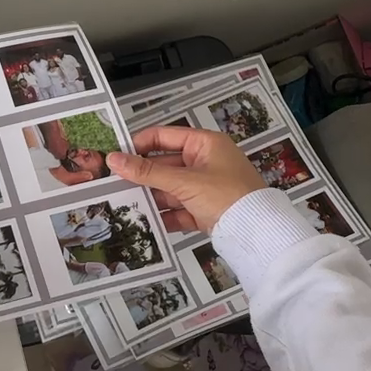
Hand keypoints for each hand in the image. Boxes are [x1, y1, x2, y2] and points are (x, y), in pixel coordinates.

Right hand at [108, 126, 265, 233]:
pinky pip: (179, 208)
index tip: (116, 156)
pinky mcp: (206, 209)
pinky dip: (165, 215)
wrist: (259, 235)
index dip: (139, 144)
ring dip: (151, 196)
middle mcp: (205, 162)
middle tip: (114, 183)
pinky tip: (147, 222)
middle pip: (164, 164)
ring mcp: (206, 187)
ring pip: (169, 187)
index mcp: (205, 144)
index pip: (163, 136)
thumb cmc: (226, 196)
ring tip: (125, 203)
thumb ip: (146, 171)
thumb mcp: (183, 181)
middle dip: (142, 176)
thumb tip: (112, 159)